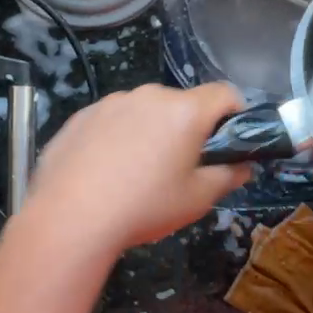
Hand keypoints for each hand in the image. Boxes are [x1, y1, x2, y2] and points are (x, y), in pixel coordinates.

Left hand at [25, 83, 252, 254]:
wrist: (70, 219)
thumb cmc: (145, 207)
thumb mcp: (198, 199)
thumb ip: (228, 177)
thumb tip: (243, 166)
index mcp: (185, 111)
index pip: (225, 93)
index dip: (235, 113)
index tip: (230, 140)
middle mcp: (149, 96)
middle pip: (182, 103)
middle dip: (188, 127)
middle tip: (182, 166)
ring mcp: (111, 102)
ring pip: (145, 110)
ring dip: (151, 130)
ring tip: (138, 172)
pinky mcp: (81, 116)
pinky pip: (112, 120)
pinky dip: (118, 137)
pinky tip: (107, 171)